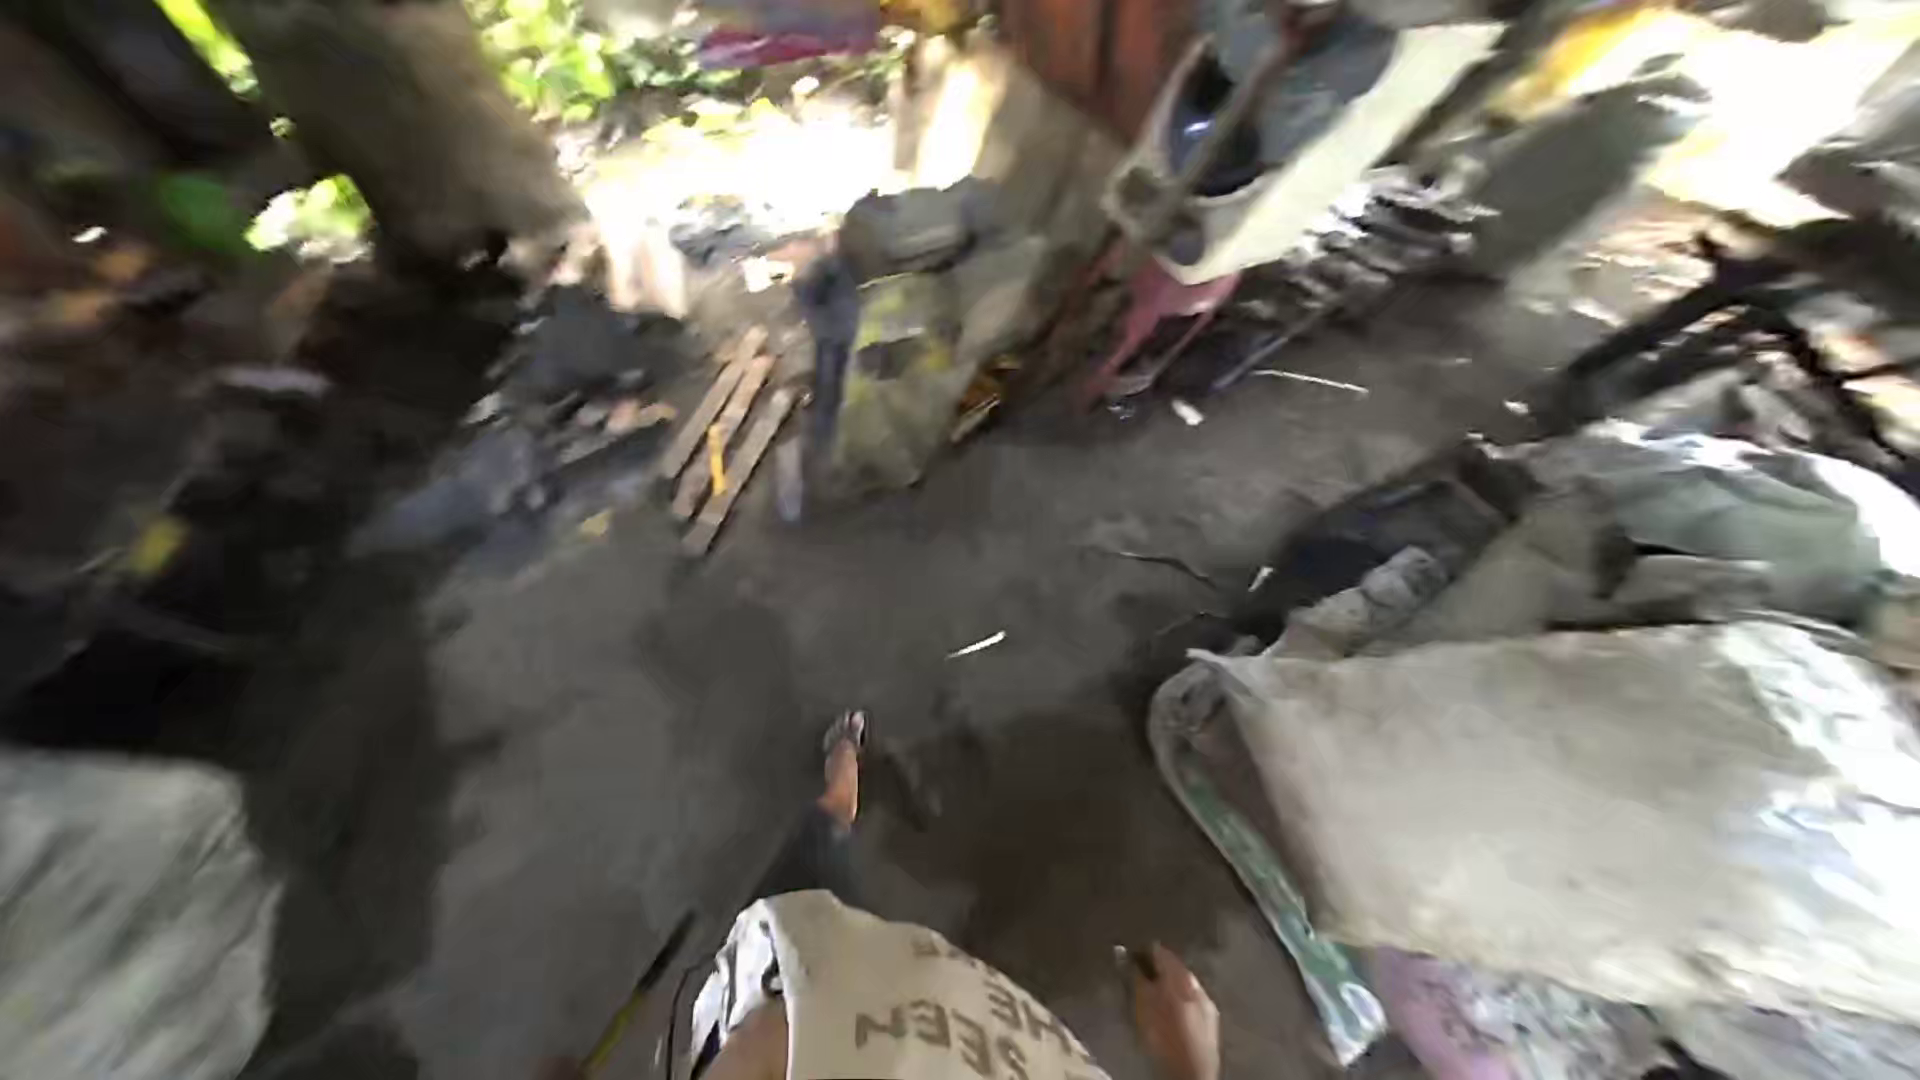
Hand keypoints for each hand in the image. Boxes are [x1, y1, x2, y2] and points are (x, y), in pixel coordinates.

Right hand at [1125, 944, 1220, 1079]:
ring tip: (1151, 1001)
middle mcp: (1198, 984)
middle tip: (1137, 982)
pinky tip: (1168, 1018)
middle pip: (1172, 969)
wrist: (1190, 1075)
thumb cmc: (1162, 1033)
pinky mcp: (1211, 1027)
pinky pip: (1189, 1006)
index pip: (1158, 950)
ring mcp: (1207, 1006)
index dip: (1141, 952)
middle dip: (1155, 973)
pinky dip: (1177, 1006)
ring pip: (1182, 988)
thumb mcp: (1141, 1000)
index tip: (1127, 960)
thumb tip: (1121, 950)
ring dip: (1167, 990)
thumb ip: (1132, 973)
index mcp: (1182, 973)